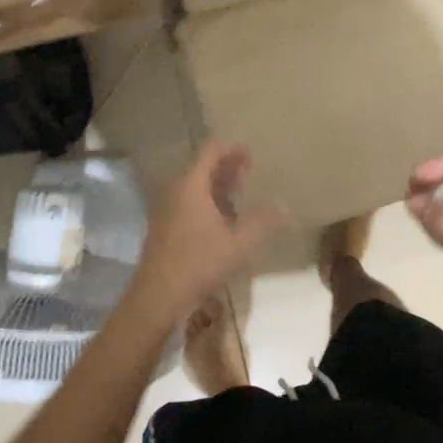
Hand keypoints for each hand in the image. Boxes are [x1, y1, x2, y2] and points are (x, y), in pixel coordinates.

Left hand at [130, 141, 287, 316]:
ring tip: (238, 194)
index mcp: (191, 184)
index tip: (251, 154)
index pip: (211, 151)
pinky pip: (186, 201)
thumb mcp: (239, 244)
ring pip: (193, 185)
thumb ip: (262, 222)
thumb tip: (284, 207)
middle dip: (226, 167)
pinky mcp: (162, 225)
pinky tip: (220, 219)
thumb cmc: (199, 263)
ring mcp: (165, 207)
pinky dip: (204, 200)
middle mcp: (175, 189)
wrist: (158, 294)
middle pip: (201, 166)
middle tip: (249, 172)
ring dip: (215, 185)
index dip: (232, 148)